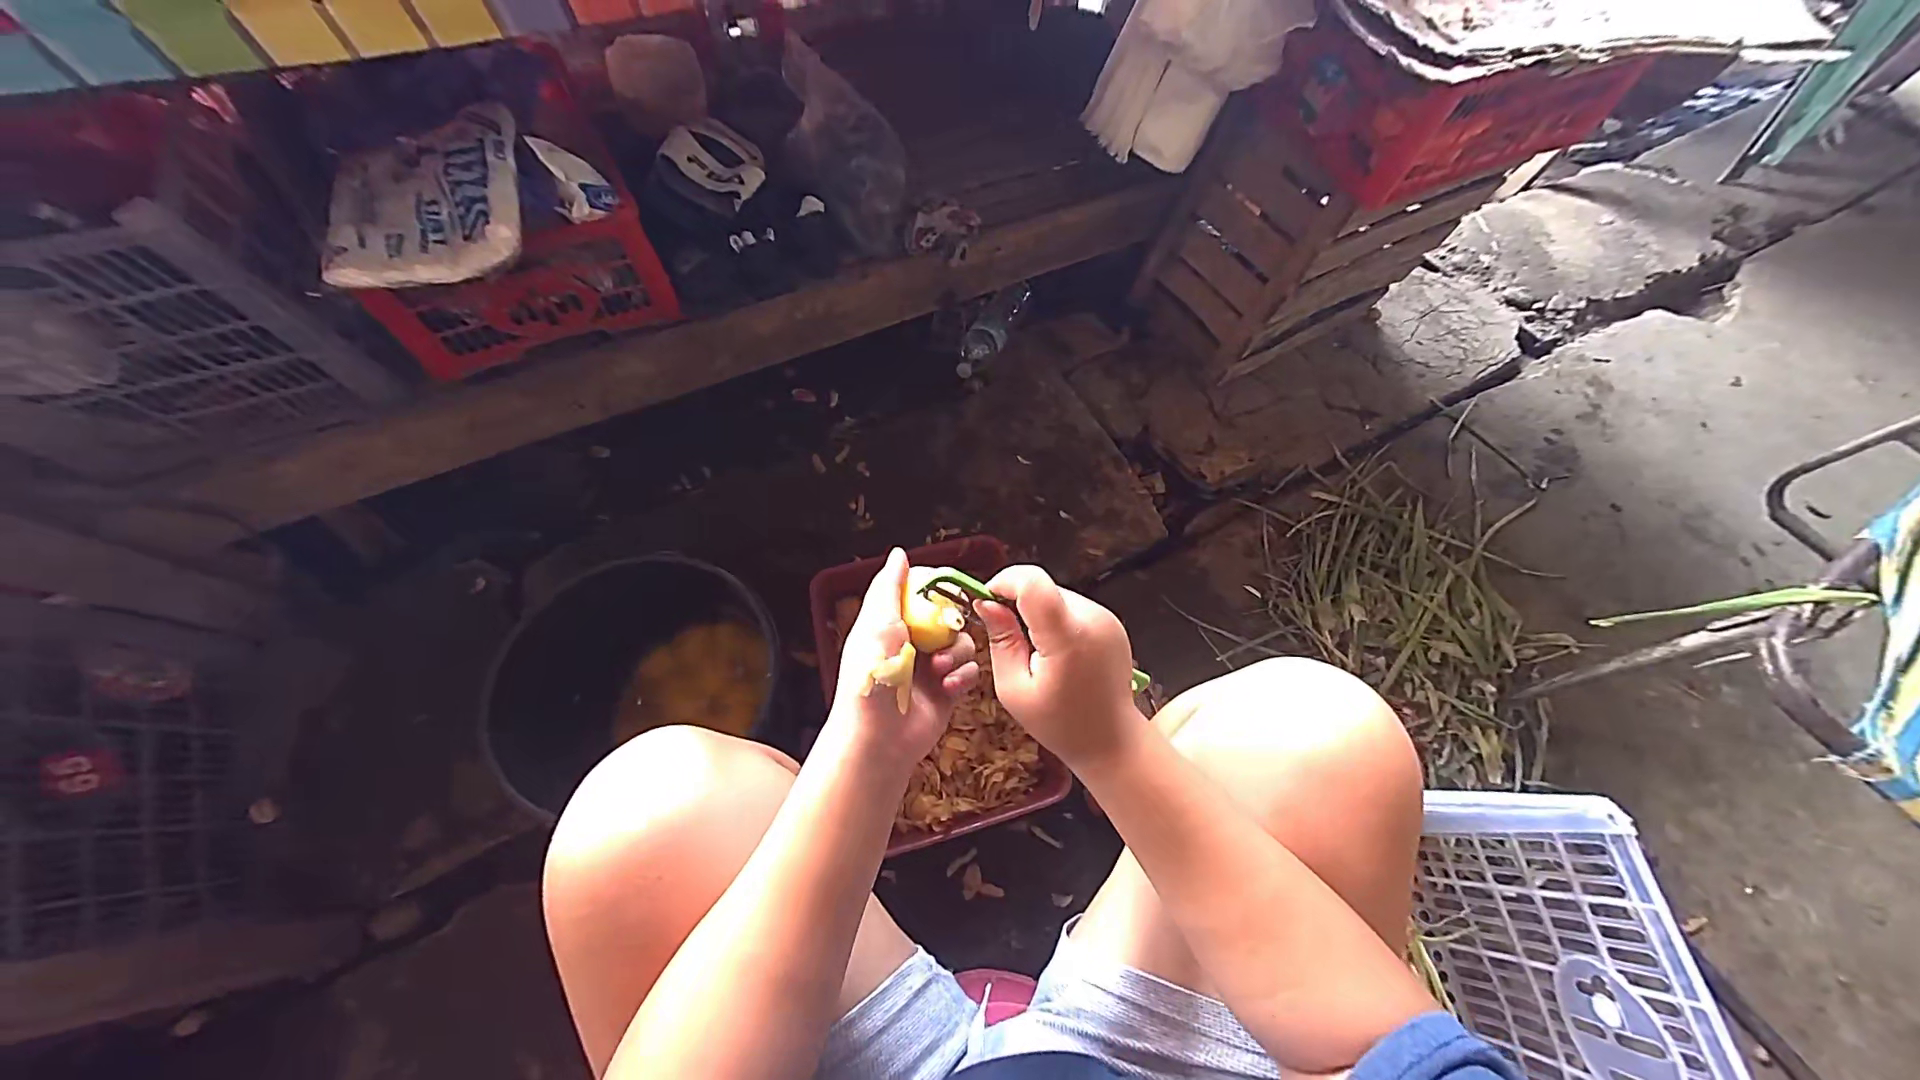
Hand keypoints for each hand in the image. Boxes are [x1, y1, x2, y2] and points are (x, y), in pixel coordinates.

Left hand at [830, 548, 979, 770]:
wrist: (879, 741)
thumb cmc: (871, 681)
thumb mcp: (877, 625)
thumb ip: (889, 588)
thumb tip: (899, 554)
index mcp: (890, 624)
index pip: (920, 595)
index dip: (937, 591)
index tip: (948, 592)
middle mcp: (911, 643)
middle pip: (948, 617)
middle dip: (951, 625)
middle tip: (945, 632)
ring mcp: (930, 668)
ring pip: (963, 642)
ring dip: (957, 653)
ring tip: (940, 669)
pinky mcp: (947, 690)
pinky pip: (970, 670)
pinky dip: (963, 675)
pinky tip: (949, 686)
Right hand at [976, 565, 1144, 768]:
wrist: (1111, 739)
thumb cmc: (1061, 723)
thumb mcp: (1014, 688)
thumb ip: (1001, 640)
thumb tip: (986, 604)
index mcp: (1068, 638)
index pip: (1033, 582)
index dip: (1004, 582)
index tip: (989, 601)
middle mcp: (1092, 620)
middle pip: (1042, 587)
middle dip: (1017, 601)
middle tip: (1005, 632)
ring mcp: (1106, 618)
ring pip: (1054, 593)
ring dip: (1036, 611)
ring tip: (1033, 649)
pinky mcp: (1110, 621)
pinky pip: (1070, 605)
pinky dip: (1054, 618)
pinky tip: (1053, 650)